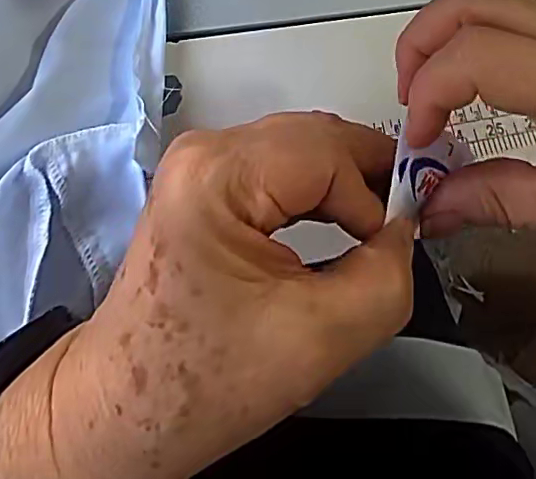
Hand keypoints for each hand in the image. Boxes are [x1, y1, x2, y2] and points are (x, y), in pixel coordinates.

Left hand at [0, 112, 415, 478]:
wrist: (127, 400)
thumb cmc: (207, 376)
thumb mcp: (317, 338)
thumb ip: (384, 278)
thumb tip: (406, 230)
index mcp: (218, 173)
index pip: (324, 151)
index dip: (372, 193)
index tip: (398, 243)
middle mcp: (203, 149)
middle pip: (308, 135)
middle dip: (365, 171)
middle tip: (408, 216)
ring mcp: (196, 160)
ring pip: (294, 143)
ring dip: (342, 175)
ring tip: (379, 221)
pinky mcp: (200, 179)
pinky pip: (272, 161)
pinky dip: (313, 183)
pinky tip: (338, 215)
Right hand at [393, 0, 535, 280]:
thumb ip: (496, 200)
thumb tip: (427, 205)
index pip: (474, 57)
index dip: (427, 94)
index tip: (421, 143)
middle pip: (466, 1)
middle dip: (418, 45)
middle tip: (410, 101)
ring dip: (437, 33)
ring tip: (429, 89)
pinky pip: (502, 9)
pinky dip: (464, 34)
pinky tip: (467, 82)